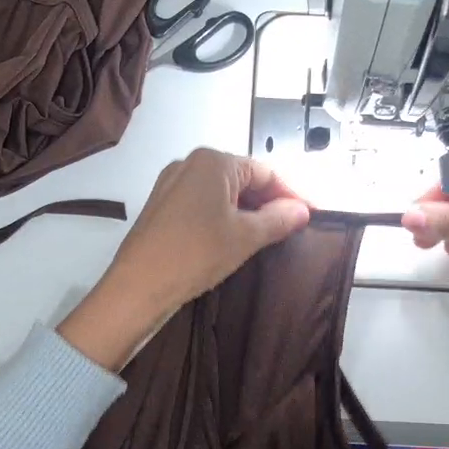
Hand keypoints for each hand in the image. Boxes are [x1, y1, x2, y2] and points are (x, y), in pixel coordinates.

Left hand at [59, 149, 310, 369]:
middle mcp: (190, 164)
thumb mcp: (245, 237)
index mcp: (213, 161)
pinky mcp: (161, 208)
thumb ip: (278, 219)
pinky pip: (202, 205)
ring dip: (246, 213)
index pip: (265, 172)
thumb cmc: (196, 254)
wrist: (138, 286)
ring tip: (267, 238)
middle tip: (292, 230)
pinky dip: (223, 219)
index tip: (311, 216)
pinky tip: (233, 242)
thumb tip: (302, 210)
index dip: (291, 194)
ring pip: (221, 193)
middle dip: (269, 202)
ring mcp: (171, 185)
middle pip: (242, 179)